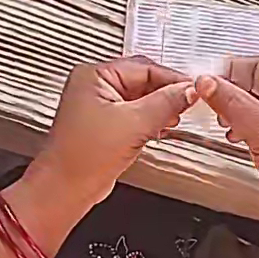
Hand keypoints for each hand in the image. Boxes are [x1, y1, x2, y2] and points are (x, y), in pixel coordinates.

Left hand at [30, 57, 196, 205]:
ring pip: (141, 98)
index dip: (172, 79)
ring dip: (161, 108)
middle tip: (187, 103)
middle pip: (144, 81)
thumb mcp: (134, 123)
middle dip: (167, 94)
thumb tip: (187, 90)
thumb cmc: (81, 157)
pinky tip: (160, 128)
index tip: (193, 90)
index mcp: (95, 75)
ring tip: (173, 118)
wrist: (65, 190)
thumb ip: (166, 102)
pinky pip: (135, 114)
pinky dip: (151, 120)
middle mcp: (94, 86)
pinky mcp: (105, 125)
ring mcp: (99, 106)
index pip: (145, 67)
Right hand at [195, 58, 258, 216]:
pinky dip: (240, 124)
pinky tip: (232, 132)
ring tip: (220, 116)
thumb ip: (231, 101)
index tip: (207, 79)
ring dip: (234, 108)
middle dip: (231, 91)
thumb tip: (208, 82)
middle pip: (255, 82)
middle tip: (208, 97)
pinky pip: (255, 121)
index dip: (232, 70)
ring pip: (253, 102)